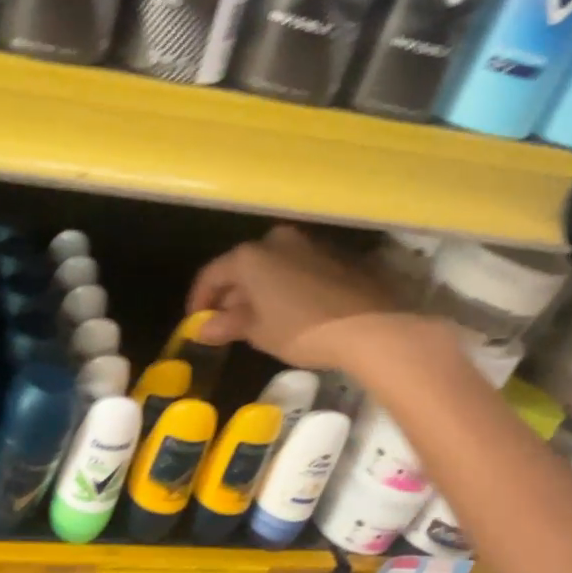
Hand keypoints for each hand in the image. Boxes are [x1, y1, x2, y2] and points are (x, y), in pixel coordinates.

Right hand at [185, 226, 407, 370]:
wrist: (374, 328)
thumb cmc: (304, 330)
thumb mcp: (259, 332)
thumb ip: (228, 325)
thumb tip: (203, 328)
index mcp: (250, 256)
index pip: (212, 274)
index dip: (200, 299)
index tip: (197, 322)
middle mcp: (278, 240)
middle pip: (244, 266)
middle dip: (233, 294)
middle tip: (229, 323)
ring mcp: (312, 244)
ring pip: (275, 265)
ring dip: (264, 288)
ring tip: (264, 319)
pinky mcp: (341, 255)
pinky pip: (303, 268)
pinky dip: (292, 286)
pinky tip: (297, 310)